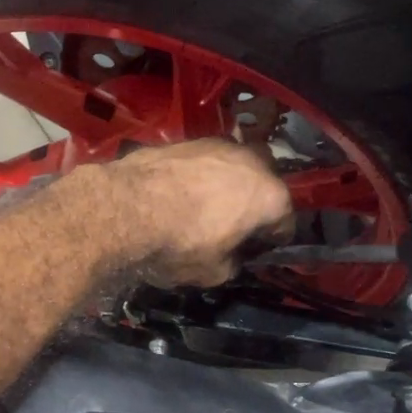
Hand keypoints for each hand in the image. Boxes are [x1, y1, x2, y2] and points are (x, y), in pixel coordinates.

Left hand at [104, 139, 293, 284]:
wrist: (126, 208)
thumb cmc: (180, 245)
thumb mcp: (214, 273)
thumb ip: (233, 263)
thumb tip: (232, 257)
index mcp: (270, 197)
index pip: (285, 223)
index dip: (270, 242)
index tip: (254, 252)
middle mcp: (253, 162)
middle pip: (264, 187)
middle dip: (254, 206)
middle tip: (233, 228)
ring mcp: (220, 144)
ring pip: (235, 168)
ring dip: (228, 186)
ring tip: (206, 210)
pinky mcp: (189, 139)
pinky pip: (206, 162)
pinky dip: (201, 177)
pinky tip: (182, 195)